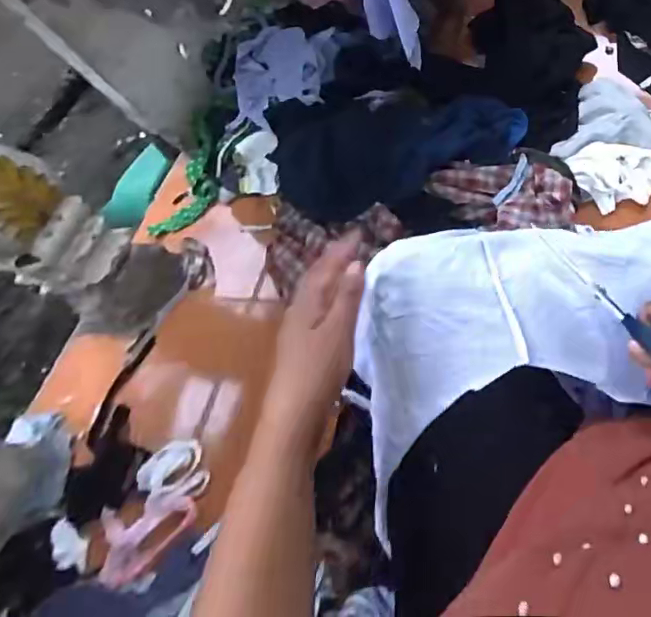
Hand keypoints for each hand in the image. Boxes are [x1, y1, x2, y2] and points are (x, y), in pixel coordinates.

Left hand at [261, 235, 364, 444]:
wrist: (292, 418)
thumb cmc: (317, 370)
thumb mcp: (339, 331)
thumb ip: (347, 297)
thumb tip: (355, 263)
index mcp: (306, 306)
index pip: (323, 269)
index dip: (340, 250)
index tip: (358, 232)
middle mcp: (297, 314)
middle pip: (314, 279)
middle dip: (333, 259)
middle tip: (353, 244)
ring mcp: (296, 332)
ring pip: (314, 294)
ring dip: (330, 276)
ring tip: (347, 266)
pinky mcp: (301, 347)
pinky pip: (316, 308)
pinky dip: (329, 295)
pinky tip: (336, 303)